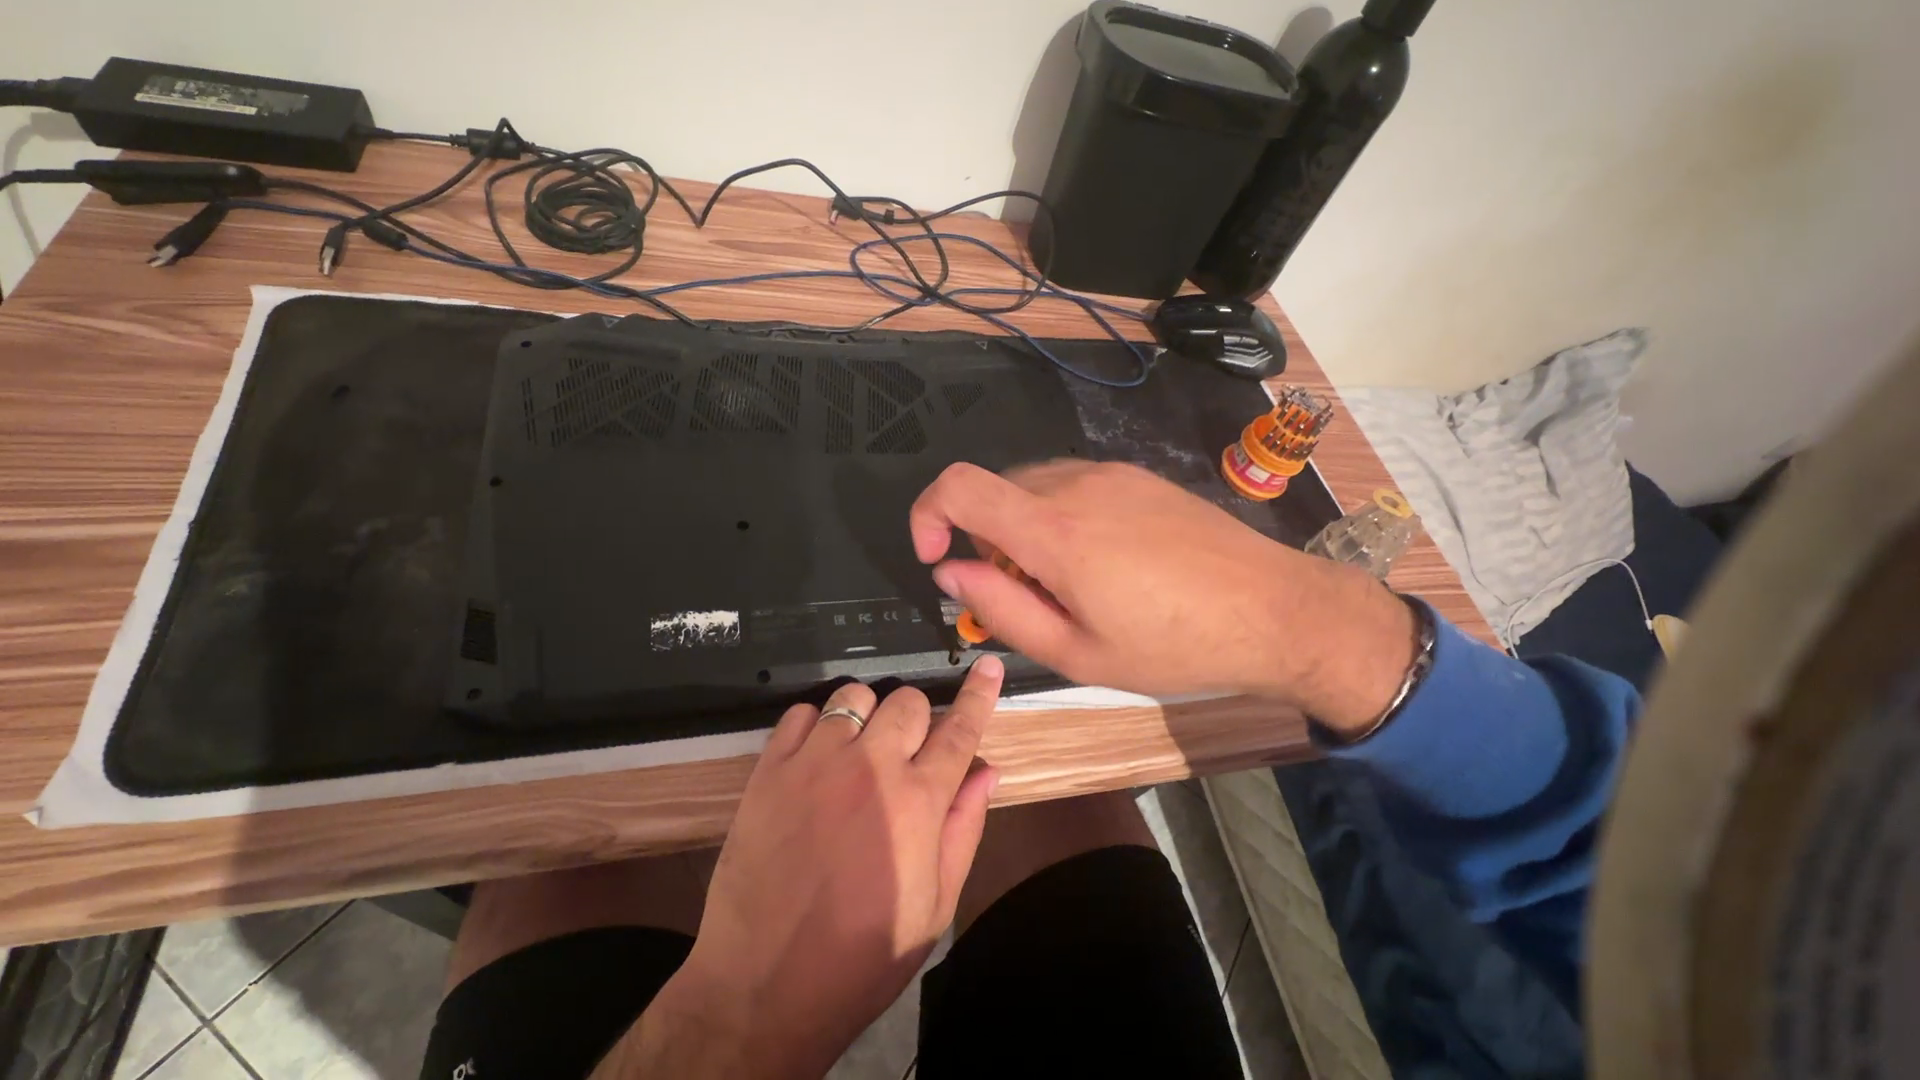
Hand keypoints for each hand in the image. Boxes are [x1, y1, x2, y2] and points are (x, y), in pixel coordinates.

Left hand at [603, 659, 1003, 1079]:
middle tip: (907, 758)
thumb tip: (986, 771)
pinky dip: (817, 725)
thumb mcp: (934, 906)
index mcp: (919, 801)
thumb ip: (963, 829)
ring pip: (854, 697)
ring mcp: (815, 764)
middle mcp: (871, 767)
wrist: (767, 986)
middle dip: (918, 720)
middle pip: (908, 702)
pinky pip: (800, 714)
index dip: (979, 694)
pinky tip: (816, 760)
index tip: (988, 666)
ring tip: (859, 753)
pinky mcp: (769, 771)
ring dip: (868, 717)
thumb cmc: (863, 956)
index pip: (960, 730)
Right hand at [909, 461, 1413, 733]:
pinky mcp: (1138, 476)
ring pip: (1033, 487)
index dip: (927, 515)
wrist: (1275, 610)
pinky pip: (1073, 485)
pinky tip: (1104, 564)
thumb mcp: (1077, 652)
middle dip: (983, 540)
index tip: (937, 559)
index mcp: (1054, 530)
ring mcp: (1112, 474)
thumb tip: (950, 571)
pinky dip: (1058, 517)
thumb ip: (1002, 609)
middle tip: (1021, 597)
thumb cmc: (1174, 646)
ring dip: (1022, 530)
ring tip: (1067, 587)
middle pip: (993, 489)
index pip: (958, 486)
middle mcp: (1076, 484)